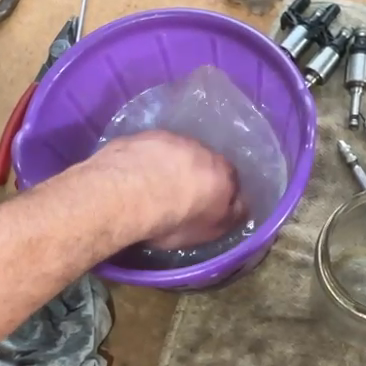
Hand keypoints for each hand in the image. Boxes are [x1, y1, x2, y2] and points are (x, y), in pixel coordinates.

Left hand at [80, 131, 246, 249]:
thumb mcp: (207, 231)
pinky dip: (150, 158)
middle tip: (180, 196)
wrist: (129, 192)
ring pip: (179, 152)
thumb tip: (236, 209)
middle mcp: (204, 151)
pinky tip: (137, 173)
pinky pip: (154, 148)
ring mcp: (174, 139)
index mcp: (224, 176)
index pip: (232, 185)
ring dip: (172, 165)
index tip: (208, 208)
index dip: (220, 197)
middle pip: (206, 164)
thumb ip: (226, 217)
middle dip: (197, 177)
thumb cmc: (173, 219)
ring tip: (155, 184)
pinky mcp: (147, 134)